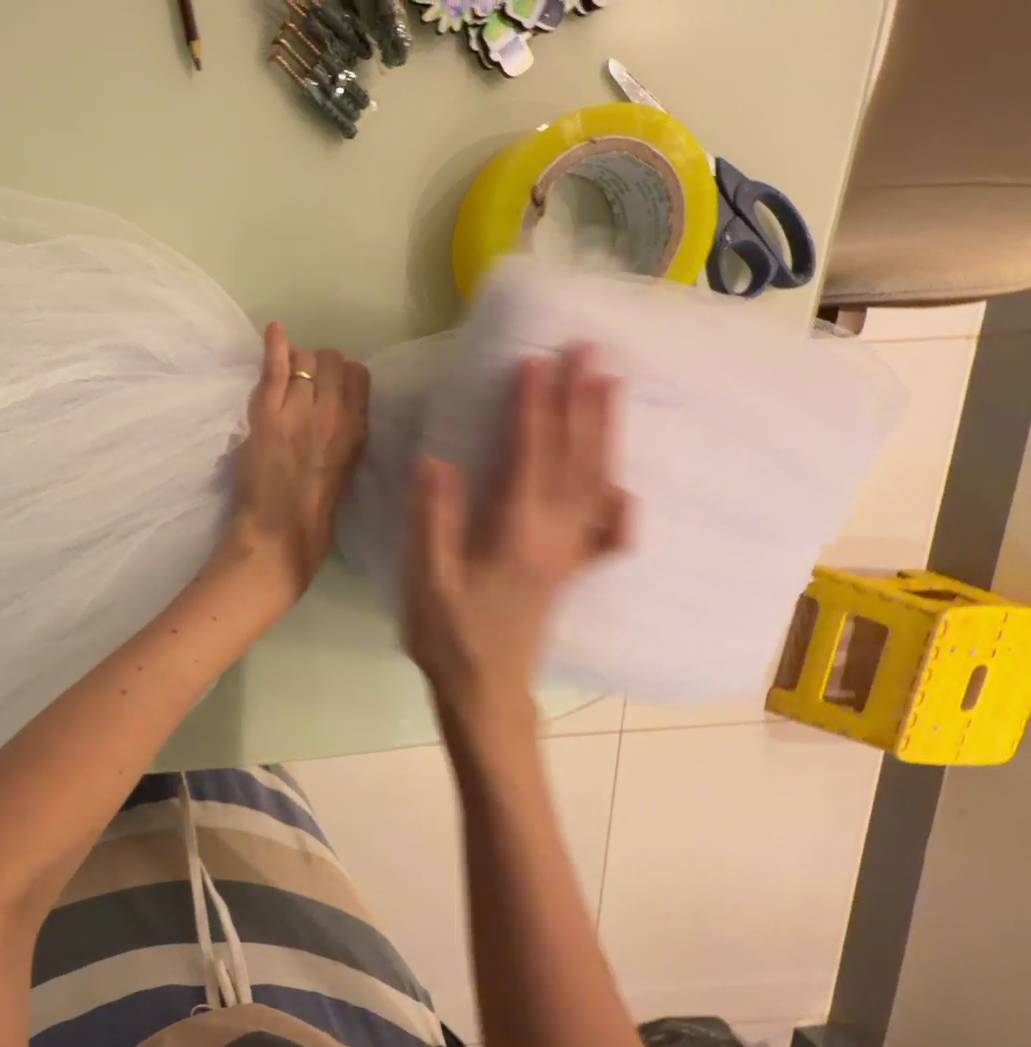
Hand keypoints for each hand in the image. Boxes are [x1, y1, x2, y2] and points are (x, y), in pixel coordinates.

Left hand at [220, 322, 369, 603]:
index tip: (325, 386)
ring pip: (304, 362)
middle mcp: (335, 415)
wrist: (278, 538)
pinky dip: (274, 345)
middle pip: (330, 363)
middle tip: (299, 384)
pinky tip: (274, 329)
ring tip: (283, 376)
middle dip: (315, 366)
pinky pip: (275, 369)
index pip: (358, 377)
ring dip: (293, 363)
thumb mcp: (342, 474)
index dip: (339, 375)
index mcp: (358, 431)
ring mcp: (300, 412)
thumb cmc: (310, 520)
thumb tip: (334, 419)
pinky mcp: (267, 417)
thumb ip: (341, 441)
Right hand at [403, 346, 631, 743]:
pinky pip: (607, 530)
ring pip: (595, 482)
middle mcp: (552, 536)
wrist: (485, 691)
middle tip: (589, 352)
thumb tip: (438, 462)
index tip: (534, 364)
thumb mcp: (426, 581)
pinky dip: (619, 501)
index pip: (527, 458)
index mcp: (513, 534)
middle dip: (579, 403)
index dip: (531, 409)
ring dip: (603, 431)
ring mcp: (569, 553)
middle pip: (572, 460)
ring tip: (610, 386)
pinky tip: (623, 484)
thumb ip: (434, 521)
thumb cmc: (447, 636)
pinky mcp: (572, 570)